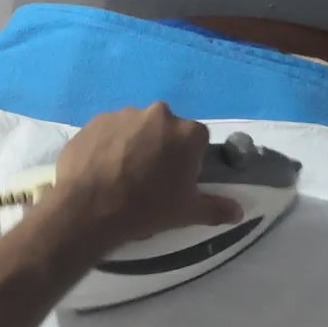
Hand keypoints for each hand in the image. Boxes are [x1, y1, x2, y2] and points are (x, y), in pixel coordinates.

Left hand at [47, 103, 242, 250]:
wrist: (88, 209)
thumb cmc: (146, 208)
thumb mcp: (186, 213)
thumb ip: (216, 208)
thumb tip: (239, 212)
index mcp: (187, 132)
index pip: (197, 140)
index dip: (189, 160)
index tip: (177, 180)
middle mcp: (158, 114)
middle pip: (166, 130)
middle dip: (161, 148)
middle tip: (148, 178)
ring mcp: (123, 114)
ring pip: (136, 128)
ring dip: (134, 145)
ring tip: (120, 175)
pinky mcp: (94, 121)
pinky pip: (108, 132)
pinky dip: (108, 146)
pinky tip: (101, 169)